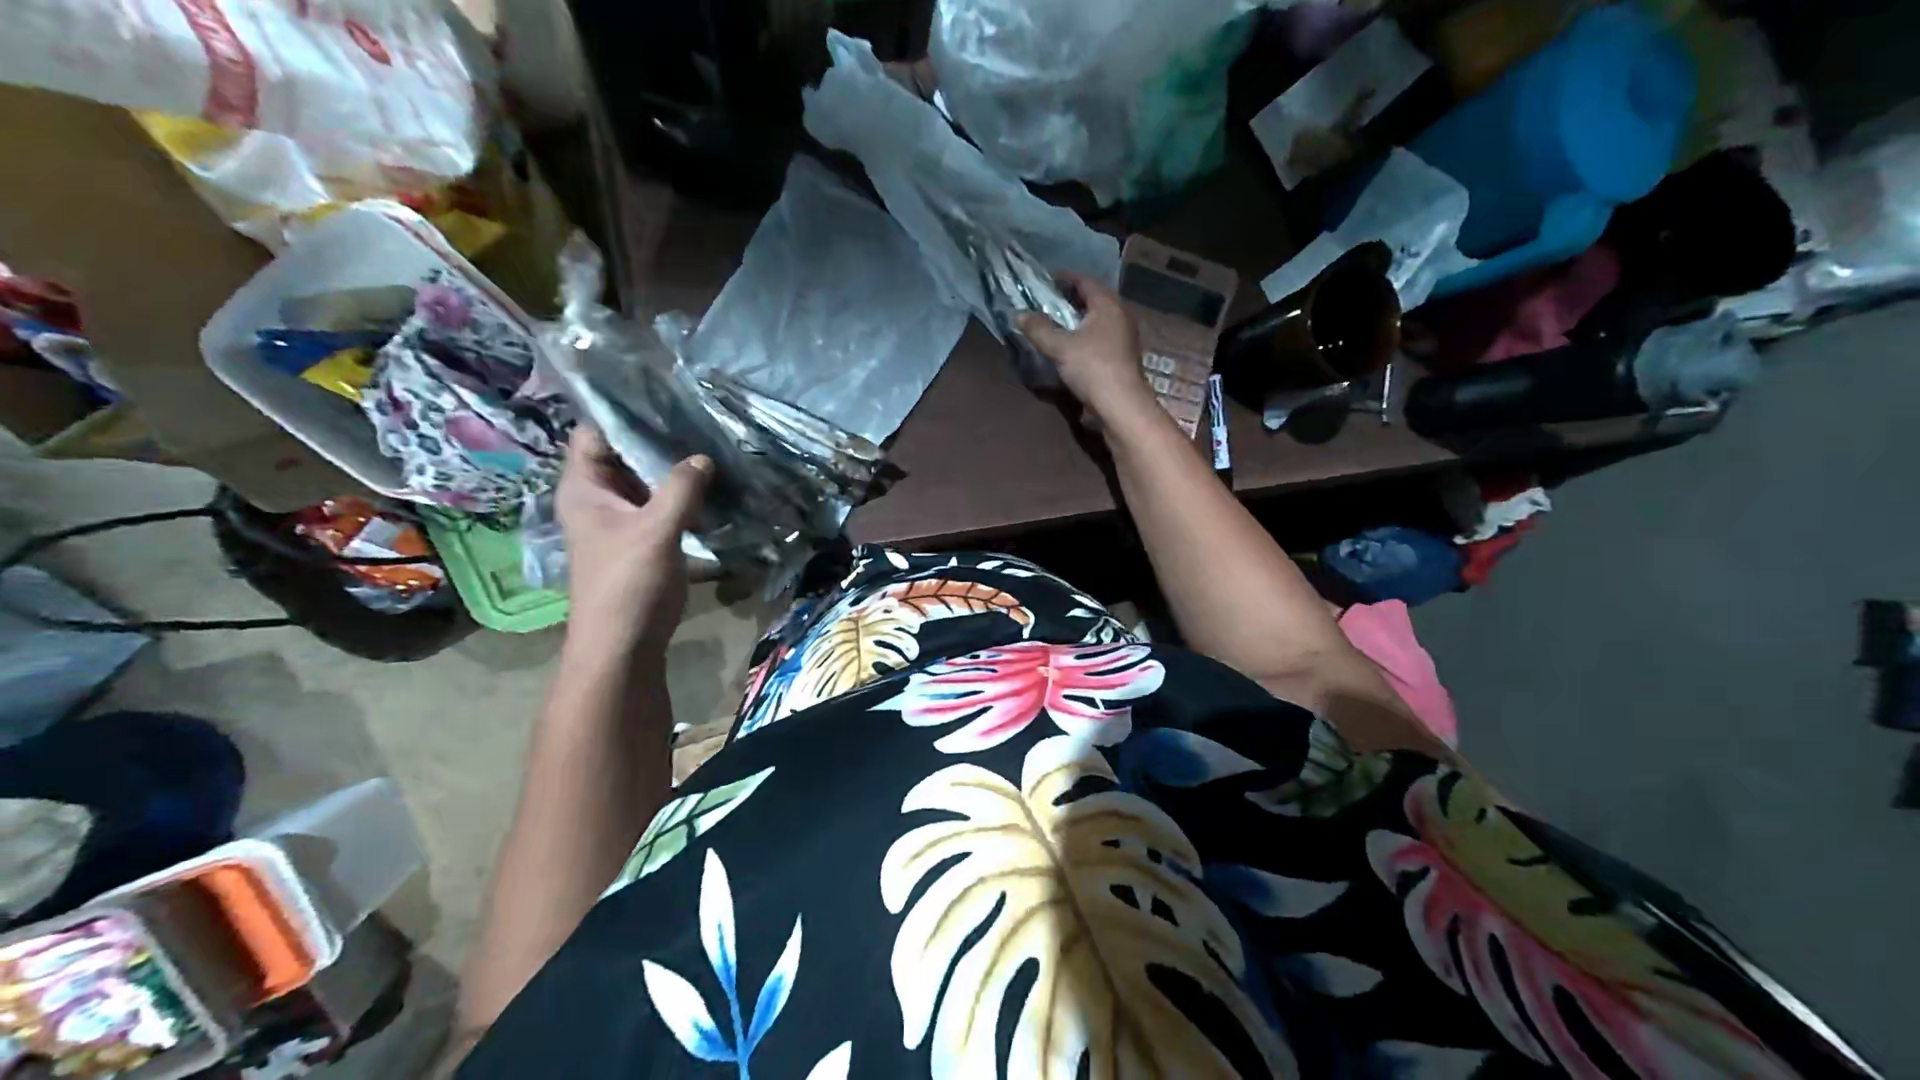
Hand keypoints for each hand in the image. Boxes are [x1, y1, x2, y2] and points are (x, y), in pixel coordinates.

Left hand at [556, 427, 710, 652]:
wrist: (622, 647)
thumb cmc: (628, 583)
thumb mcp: (657, 530)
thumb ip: (681, 489)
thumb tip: (703, 457)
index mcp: (584, 488)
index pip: (595, 432)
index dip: (622, 411)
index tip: (663, 396)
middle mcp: (597, 498)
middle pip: (623, 455)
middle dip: (658, 439)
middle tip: (699, 418)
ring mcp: (618, 521)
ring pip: (645, 482)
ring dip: (673, 470)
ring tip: (711, 446)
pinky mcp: (639, 541)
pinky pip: (659, 507)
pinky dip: (680, 496)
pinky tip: (711, 487)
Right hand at [1016, 274, 1158, 427]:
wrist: (1121, 406)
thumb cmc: (1092, 368)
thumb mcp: (1060, 347)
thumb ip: (1038, 329)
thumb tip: (1019, 314)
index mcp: (1108, 305)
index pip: (1085, 281)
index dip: (1064, 278)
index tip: (1045, 281)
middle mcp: (1120, 316)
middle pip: (1093, 300)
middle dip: (1070, 299)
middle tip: (1046, 302)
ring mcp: (1124, 338)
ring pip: (1097, 320)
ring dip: (1077, 319)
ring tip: (1055, 324)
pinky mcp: (1121, 357)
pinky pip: (1100, 337)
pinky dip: (1084, 336)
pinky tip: (1070, 346)